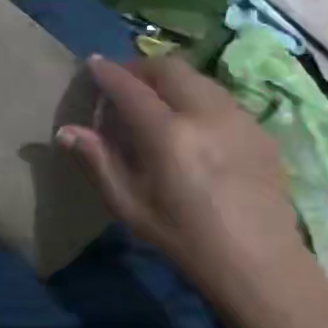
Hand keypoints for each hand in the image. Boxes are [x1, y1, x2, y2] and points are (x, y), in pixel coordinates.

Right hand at [57, 55, 306, 292]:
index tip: (93, 63)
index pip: (130, 88)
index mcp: (169, 135)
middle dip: (140, 68)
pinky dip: (197, 96)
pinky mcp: (259, 127)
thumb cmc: (185, 239)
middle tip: (124, 84)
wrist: (259, 263)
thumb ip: (99, 161)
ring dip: (170, 79)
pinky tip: (192, 124)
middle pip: (168, 68)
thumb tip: (67, 131)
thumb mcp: (131, 206)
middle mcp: (205, 114)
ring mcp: (239, 117)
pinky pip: (220, 96)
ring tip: (156, 101)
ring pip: (197, 77)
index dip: (108, 72)